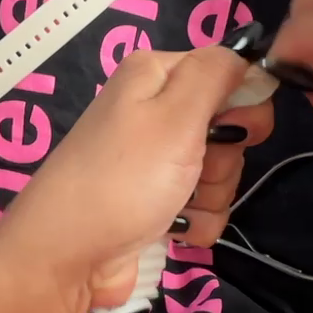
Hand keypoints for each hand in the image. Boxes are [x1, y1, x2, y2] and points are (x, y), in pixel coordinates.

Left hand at [0, 47, 273, 312]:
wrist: (66, 255)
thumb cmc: (124, 177)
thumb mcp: (175, 113)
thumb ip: (216, 74)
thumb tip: (246, 57)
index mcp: (154, 76)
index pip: (226, 72)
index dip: (242, 103)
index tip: (239, 130)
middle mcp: (152, 113)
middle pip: (227, 127)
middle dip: (223, 157)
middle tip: (192, 170)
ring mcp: (153, 162)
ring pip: (218, 172)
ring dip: (208, 195)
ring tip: (174, 205)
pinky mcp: (155, 205)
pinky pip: (201, 207)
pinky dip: (193, 222)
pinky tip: (171, 230)